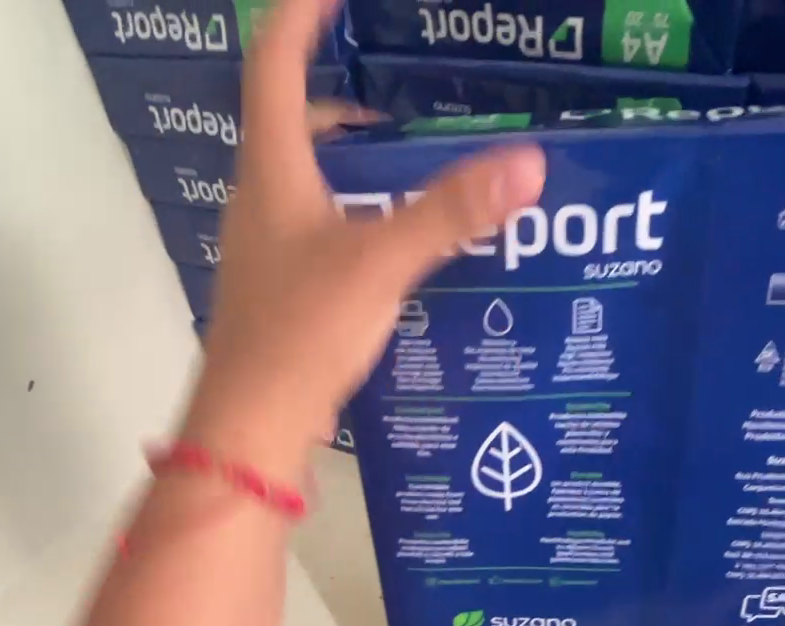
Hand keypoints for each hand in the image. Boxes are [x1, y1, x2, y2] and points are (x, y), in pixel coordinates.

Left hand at [184, 0, 546, 480]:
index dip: (303, 15)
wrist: (255, 425)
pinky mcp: (287, 294)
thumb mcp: (380, 265)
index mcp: (272, 173)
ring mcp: (270, 252)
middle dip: (342, 101)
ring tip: (415, 172)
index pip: (275, 64)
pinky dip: (359, 222)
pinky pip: (322, 235)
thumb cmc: (301, 332)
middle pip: (291, 125)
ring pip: (309, 185)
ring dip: (353, 167)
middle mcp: (262, 203)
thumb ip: (450, 215)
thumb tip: (530, 163)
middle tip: (403, 102)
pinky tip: (401, 250)